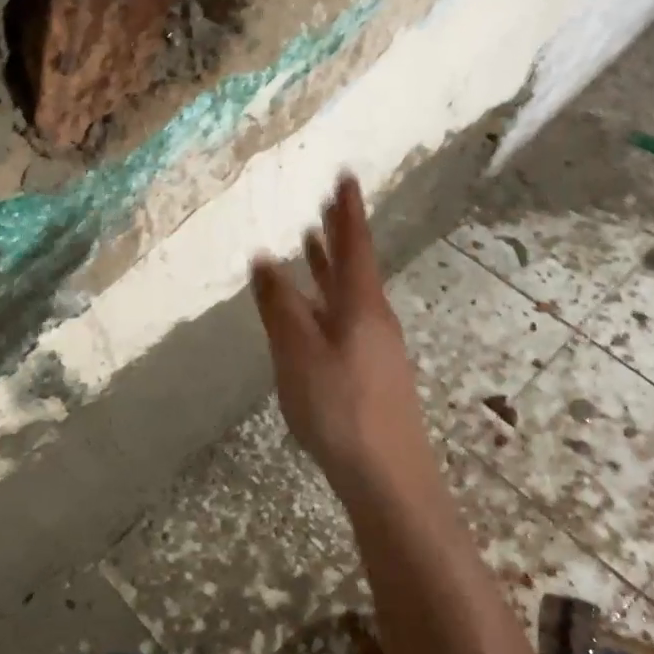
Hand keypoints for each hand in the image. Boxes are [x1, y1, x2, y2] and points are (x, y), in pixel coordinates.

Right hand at [250, 174, 430, 488]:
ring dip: (332, 268)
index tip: (346, 177)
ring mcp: (376, 348)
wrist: (388, 477)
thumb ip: (279, 305)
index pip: (354, 245)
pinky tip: (315, 313)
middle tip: (327, 204)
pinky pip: (346, 319)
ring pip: (350, 294)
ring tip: (313, 245)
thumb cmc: (339, 407)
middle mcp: (374, 319)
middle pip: (355, 267)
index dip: (348, 211)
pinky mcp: (372, 374)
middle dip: (339, 235)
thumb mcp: (298, 353)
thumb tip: (264, 258)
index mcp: (360, 305)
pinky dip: (328, 300)